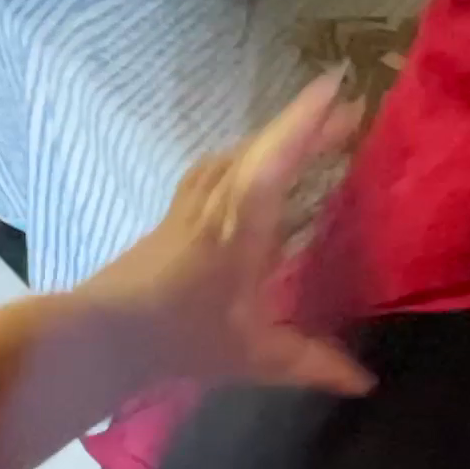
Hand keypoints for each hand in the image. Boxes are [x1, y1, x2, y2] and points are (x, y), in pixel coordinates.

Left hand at [79, 71, 373, 395]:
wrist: (103, 334)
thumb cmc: (182, 338)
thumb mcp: (255, 355)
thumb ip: (312, 362)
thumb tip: (366, 383)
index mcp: (240, 224)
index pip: (277, 157)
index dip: (309, 120)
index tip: (340, 85)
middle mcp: (216, 199)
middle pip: (263, 146)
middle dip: (306, 125)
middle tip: (349, 113)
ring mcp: (191, 202)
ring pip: (238, 154)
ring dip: (275, 141)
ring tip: (310, 140)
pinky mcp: (175, 213)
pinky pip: (220, 169)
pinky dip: (249, 161)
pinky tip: (255, 176)